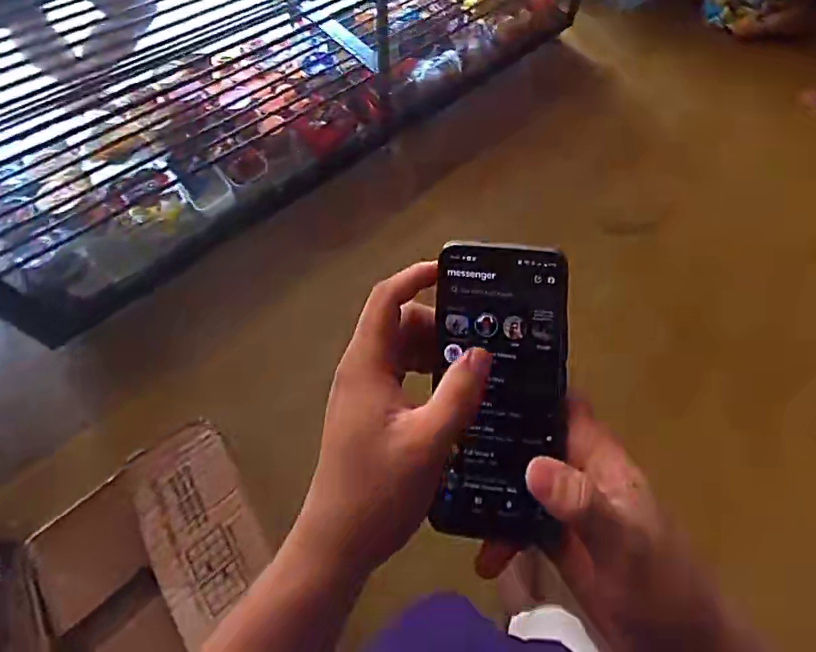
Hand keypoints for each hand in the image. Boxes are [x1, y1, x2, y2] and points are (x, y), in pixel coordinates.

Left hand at [292, 261, 491, 581]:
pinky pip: (400, 373)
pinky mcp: (369, 411)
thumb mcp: (428, 442)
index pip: (386, 299)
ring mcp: (362, 391)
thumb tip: (480, 350)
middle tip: (476, 335)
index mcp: (366, 365)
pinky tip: (453, 391)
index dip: (414, 277)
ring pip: (401, 349)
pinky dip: (426, 371)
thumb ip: (457, 393)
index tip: (449, 272)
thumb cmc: (377, 492)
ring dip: (433, 349)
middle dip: (436, 322)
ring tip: (471, 363)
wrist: (336, 545)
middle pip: (398, 323)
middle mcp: (360, 369)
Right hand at [475, 396, 764, 651]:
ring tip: (454, 496)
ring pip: (522, 480)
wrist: (680, 645)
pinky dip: (501, 531)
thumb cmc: (661, 582)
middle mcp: (579, 472)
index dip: (532, 385)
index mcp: (598, 456)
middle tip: (451, 435)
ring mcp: (567, 508)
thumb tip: (531, 466)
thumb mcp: (621, 539)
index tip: (485, 378)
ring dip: (493, 487)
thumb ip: (581, 501)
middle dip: (498, 435)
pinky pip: (521, 522)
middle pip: (534, 438)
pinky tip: (483, 554)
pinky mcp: (559, 543)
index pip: (563, 403)